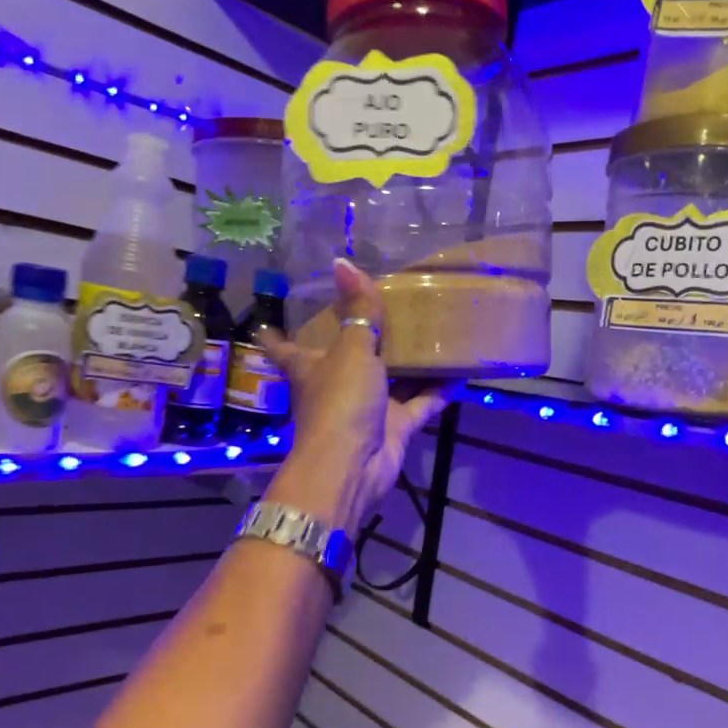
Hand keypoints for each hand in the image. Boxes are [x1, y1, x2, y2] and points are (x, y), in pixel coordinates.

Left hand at [259, 258, 452, 535]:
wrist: (353, 466)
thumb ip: (358, 311)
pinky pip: (420, 402)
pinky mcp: (394, 428)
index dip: (276, 335)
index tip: (267, 322)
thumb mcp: (350, 350)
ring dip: (410, 361)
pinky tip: (461, 369)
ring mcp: (367, 409)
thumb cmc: (340, 402)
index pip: (285, 348)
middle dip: (363, 337)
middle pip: (348, 357)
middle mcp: (337, 385)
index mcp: (311, 366)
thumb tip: (343, 261)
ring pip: (390, 379)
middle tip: (386, 305)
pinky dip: (438, 389)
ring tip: (434, 330)